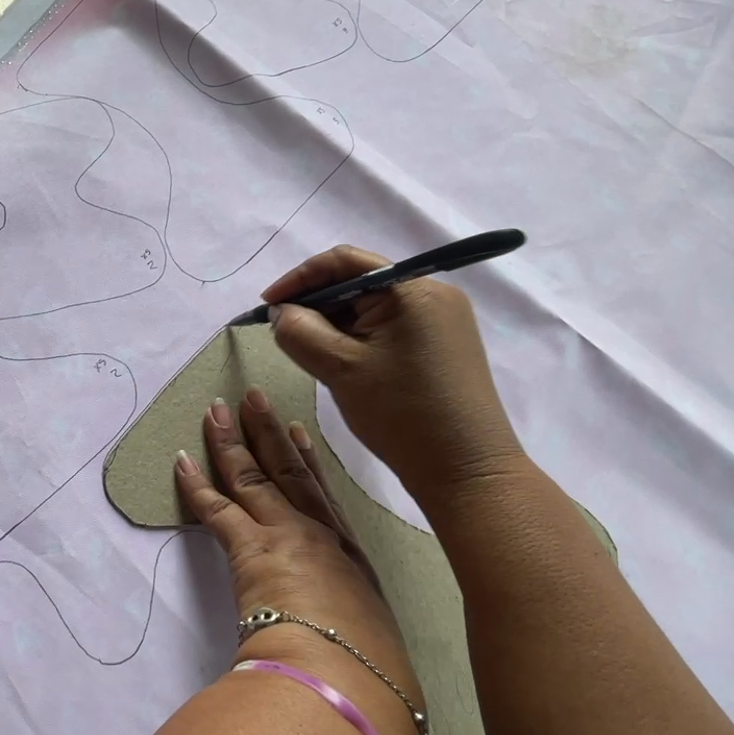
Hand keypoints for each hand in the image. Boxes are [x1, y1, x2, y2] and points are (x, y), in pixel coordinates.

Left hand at [174, 390, 424, 734]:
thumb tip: (356, 646)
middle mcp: (320, 536)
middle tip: (252, 398)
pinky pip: (214, 506)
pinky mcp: (249, 546)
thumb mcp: (375, 647)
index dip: (309, 462)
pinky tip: (180, 459)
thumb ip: (360, 632)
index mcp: (353, 559)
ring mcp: (284, 534)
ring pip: (253, 475)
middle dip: (269, 432)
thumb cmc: (373, 676)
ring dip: (231, 440)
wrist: (350, 678)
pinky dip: (195, 482)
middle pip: (290, 472)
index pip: (325, 498)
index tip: (298, 432)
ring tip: (217, 410)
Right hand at [264, 245, 526, 498]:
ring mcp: (440, 322)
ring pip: (370, 307)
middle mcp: (433, 296)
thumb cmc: (401, 413)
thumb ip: (298, 330)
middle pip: (357, 282)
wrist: (466, 472)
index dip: (299, 278)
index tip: (267, 305)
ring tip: (308, 351)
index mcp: (413, 290)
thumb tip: (281, 312)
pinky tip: (339, 362)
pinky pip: (386, 326)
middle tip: (283, 331)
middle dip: (315, 303)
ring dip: (334, 323)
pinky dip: (355, 338)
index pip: (344, 262)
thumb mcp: (338, 367)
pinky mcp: (440, 346)